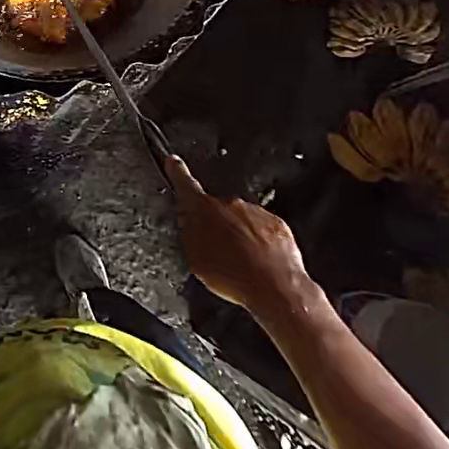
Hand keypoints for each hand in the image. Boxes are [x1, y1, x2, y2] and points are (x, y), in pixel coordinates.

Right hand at [168, 155, 319, 320]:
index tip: (173, 161)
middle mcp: (230, 204)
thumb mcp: (195, 260)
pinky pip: (263, 231)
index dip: (177, 171)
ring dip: (240, 239)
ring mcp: (255, 212)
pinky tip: (258, 266)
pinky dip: (260, 245)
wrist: (274, 286)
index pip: (186, 184)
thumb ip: (188, 235)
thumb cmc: (233, 275)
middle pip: (217, 210)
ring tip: (240, 267)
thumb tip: (188, 224)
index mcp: (204, 209)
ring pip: (242, 221)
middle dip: (217, 228)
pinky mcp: (275, 223)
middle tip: (218, 255)